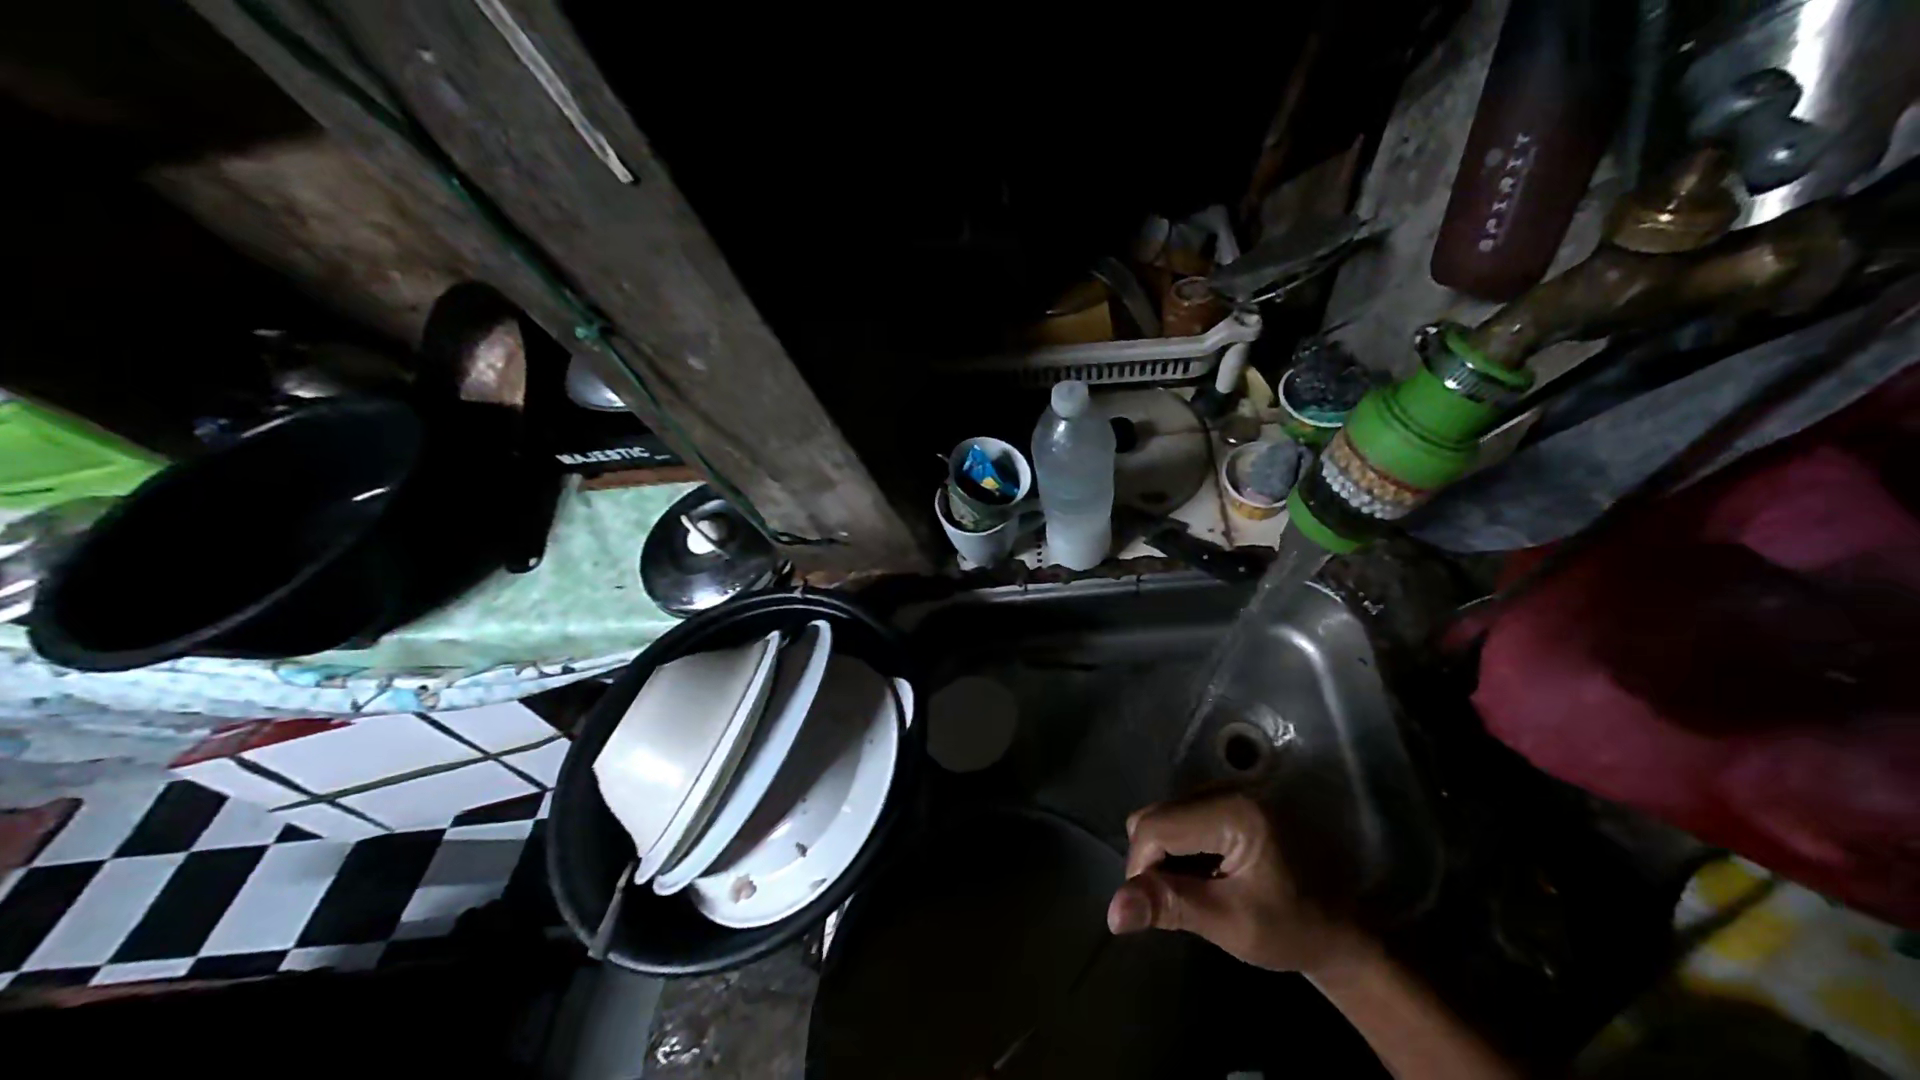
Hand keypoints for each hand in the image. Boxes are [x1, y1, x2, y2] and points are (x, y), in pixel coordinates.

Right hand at [1107, 793, 1361, 974]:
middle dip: (1150, 860)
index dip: (1141, 868)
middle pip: (1155, 816)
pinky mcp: (1226, 802)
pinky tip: (1200, 874)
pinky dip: (1176, 847)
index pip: (1154, 827)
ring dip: (1162, 854)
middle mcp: (1226, 790)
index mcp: (1232, 813)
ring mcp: (1226, 793)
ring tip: (1191, 890)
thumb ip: (1168, 906)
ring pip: (1162, 815)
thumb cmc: (1289, 930)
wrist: (1338, 930)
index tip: (1157, 907)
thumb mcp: (1228, 923)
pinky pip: (1179, 817)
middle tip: (1175, 902)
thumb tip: (1112, 912)